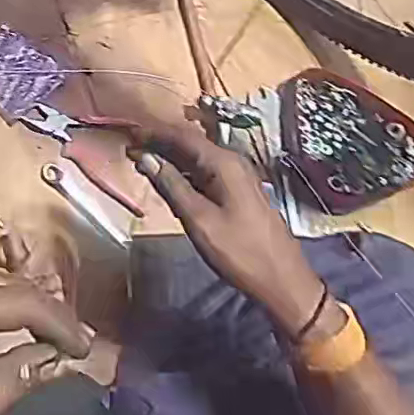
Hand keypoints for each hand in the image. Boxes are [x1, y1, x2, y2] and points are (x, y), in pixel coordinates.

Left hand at [0, 262, 90, 414]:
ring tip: (54, 335)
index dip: (62, 324)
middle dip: (46, 313)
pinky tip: (16, 326)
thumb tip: (60, 356)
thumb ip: (19, 376)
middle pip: (12, 286)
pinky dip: (0, 305)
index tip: (87, 347)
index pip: (26, 302)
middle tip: (75, 342)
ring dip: (25, 307)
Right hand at [129, 117, 327, 335]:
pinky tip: (170, 181)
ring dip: (170, 158)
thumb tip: (145, 157)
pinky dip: (184, 172)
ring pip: (197, 157)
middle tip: (131, 150)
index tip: (129, 135)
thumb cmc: (239, 251)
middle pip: (189, 143)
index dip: (154, 133)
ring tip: (144, 163)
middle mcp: (231, 160)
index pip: (182, 136)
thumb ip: (171, 185)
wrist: (284, 281)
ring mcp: (237, 175)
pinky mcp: (238, 190)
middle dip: (160, 143)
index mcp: (223, 162)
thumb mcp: (199, 220)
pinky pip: (206, 171)